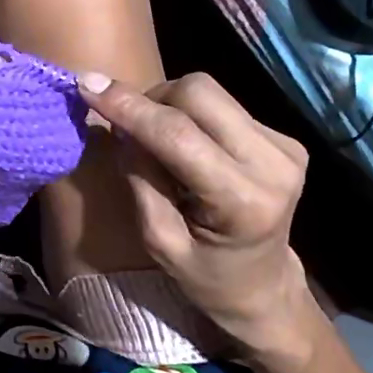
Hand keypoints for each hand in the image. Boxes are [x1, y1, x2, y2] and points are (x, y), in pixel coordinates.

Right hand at [76, 71, 323, 368]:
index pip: (178, 135)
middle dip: (152, 100)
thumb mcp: (158, 240)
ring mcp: (285, 146)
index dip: (130, 107)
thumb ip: (140, 178)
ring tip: (159, 141)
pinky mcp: (284, 138)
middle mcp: (273, 163)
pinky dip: (193, 116)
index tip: (87, 86)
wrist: (265, 286)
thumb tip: (121, 123)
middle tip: (130, 129)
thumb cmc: (206, 276)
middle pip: (198, 93)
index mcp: (242, 201)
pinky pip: (223, 105)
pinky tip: (190, 147)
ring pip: (211, 91)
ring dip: (171, 106)